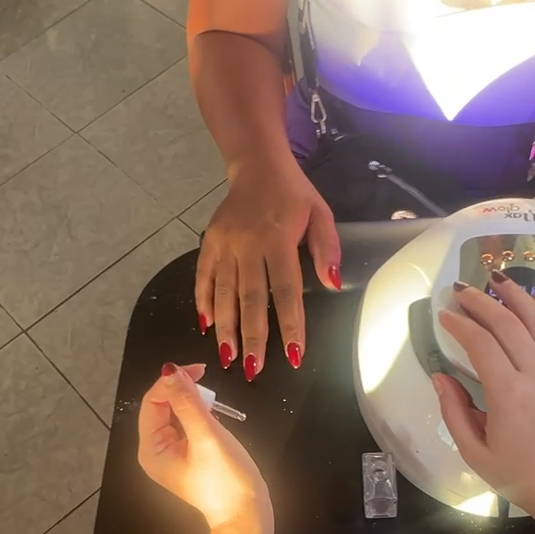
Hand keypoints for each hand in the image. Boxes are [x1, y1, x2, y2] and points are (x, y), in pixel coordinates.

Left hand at [138, 363, 270, 533]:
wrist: (247, 518)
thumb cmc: (227, 481)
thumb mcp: (207, 436)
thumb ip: (188, 401)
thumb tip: (171, 370)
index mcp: (151, 449)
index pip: (152, 401)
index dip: (172, 381)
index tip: (199, 370)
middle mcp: (156, 451)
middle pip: (162, 406)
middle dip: (184, 391)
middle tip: (209, 386)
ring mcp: (173, 455)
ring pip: (176, 414)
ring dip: (194, 403)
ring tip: (215, 405)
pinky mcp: (189, 457)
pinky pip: (188, 426)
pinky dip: (201, 416)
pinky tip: (215, 418)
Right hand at [196, 156, 340, 382]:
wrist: (256, 164)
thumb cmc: (293, 194)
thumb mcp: (320, 213)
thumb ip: (326, 248)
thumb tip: (331, 284)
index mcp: (278, 239)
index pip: (286, 291)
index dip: (290, 325)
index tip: (293, 355)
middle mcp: (248, 244)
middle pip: (251, 299)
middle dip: (252, 337)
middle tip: (252, 370)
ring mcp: (225, 244)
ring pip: (224, 293)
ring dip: (226, 329)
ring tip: (229, 357)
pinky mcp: (209, 242)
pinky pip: (204, 277)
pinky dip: (203, 302)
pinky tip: (205, 326)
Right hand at [430, 277, 534, 521]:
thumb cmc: (519, 476)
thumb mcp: (474, 453)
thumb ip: (453, 411)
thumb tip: (439, 376)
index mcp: (508, 395)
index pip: (480, 344)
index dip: (459, 324)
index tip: (445, 315)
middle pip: (508, 324)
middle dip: (481, 302)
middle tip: (462, 290)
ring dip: (517, 297)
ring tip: (497, 281)